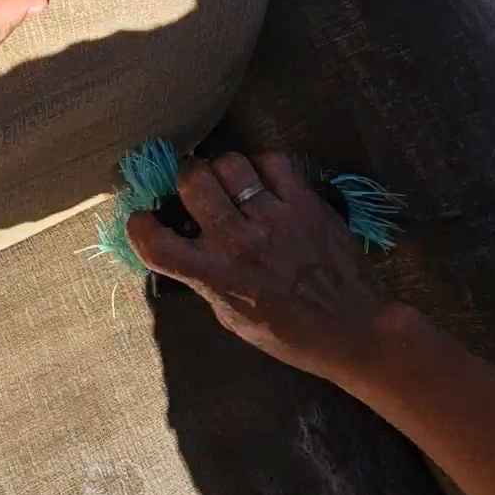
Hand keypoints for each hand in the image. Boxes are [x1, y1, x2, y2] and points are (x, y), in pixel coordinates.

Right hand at [128, 151, 399, 381]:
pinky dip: (264, 165)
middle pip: (193, 180)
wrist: (355, 331)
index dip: (139, 224)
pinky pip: (273, 161)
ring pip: (231, 163)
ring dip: (224, 168)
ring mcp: (274, 218)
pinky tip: (266, 180)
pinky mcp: (305, 202)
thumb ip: (204, 279)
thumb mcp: (232, 317)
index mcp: (215, 276)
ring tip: (232, 180)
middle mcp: (239, 242)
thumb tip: (183, 246)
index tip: (145, 219)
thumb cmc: (290, 333)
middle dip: (188, 177)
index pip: (156, 243)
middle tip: (197, 186)